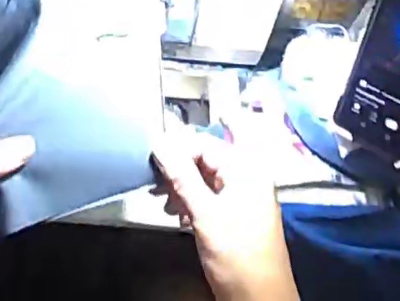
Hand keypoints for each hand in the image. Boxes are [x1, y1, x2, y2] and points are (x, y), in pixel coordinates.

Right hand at [152, 132, 298, 300]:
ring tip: (166, 203)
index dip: (176, 150)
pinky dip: (195, 200)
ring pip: (207, 177)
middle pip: (206, 158)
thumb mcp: (205, 214)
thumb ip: (182, 176)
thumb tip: (161, 144)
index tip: (152, 160)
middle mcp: (247, 173)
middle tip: (156, 186)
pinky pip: (213, 194)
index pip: (204, 143)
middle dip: (179, 170)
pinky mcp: (239, 212)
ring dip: (184, 187)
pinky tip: (180, 214)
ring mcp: (245, 193)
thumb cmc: (236, 256)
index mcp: (245, 165)